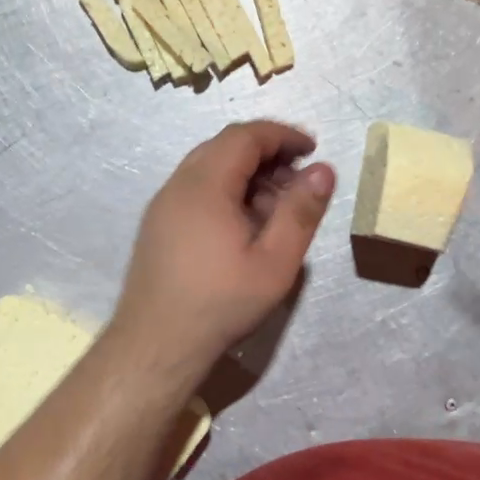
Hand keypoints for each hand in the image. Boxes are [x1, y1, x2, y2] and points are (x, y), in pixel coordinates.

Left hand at [109, 121, 334, 377]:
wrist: (157, 343)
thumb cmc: (221, 304)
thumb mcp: (274, 262)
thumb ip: (300, 213)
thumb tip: (324, 170)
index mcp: (205, 184)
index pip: (245, 136)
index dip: (283, 135)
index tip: (312, 149)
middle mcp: (177, 185)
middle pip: (224, 148)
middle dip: (265, 155)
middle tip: (298, 181)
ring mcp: (161, 207)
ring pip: (207, 172)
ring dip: (244, 178)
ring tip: (275, 210)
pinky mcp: (156, 229)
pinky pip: (193, 194)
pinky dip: (224, 195)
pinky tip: (241, 230)